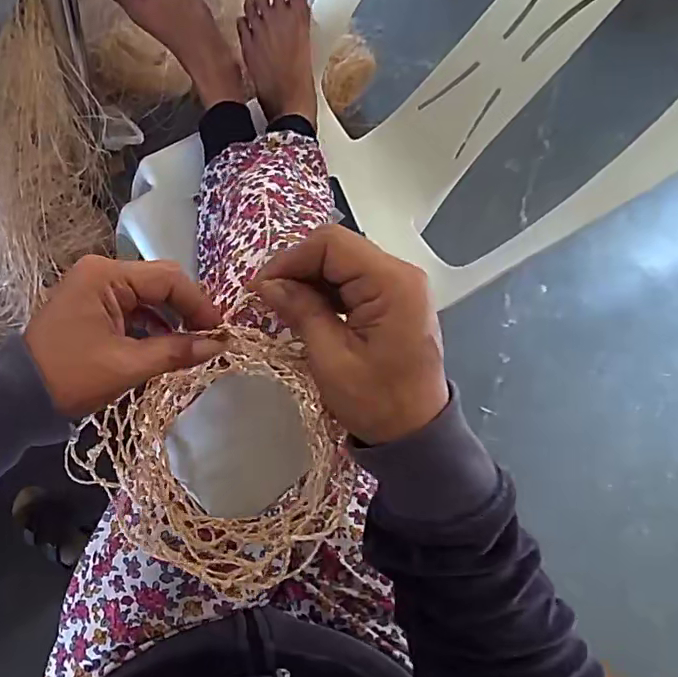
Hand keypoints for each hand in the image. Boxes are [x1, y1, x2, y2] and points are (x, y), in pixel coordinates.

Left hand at [24, 255, 226, 417]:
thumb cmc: (72, 377)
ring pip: (147, 298)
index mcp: (105, 275)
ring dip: (171, 321)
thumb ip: (176, 351)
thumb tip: (218, 346)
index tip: (221, 332)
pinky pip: (131, 311)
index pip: (168, 279)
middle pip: (159, 284)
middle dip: (187, 311)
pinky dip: (151, 328)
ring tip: (193, 347)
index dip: (199, 305)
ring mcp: (93, 289)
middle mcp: (100, 273)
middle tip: (211, 340)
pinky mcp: (91, 308)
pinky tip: (167, 348)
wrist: (19, 397)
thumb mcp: (127, 365)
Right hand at [252, 225, 447, 444]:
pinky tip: (306, 312)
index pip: (331, 244)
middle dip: (297, 269)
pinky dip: (326, 293)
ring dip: (309, 281)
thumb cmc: (376, 401)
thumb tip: (268, 284)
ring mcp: (400, 286)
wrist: (416, 433)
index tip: (261, 288)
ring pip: (342, 264)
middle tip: (267, 299)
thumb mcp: (331, 358)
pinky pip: (353, 283)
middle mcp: (401, 274)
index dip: (290, 259)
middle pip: (337, 249)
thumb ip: (301, 311)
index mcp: (392, 283)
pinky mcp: (394, 301)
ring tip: (283, 308)